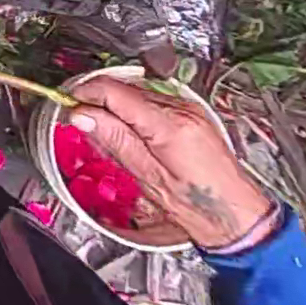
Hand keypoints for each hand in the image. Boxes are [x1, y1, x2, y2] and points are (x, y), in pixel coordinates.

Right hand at [70, 76, 272, 249]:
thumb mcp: (146, 177)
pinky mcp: (189, 112)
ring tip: (101, 131)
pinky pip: (151, 101)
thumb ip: (114, 140)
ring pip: (136, 92)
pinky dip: (131, 110)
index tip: (67, 104)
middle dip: (97, 100)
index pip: (116, 92)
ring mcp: (187, 107)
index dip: (86, 94)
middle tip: (78, 121)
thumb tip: (83, 116)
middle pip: (124, 88)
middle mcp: (180, 108)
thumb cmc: (198, 206)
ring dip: (113, 105)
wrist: (237, 215)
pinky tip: (126, 131)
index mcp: (169, 124)